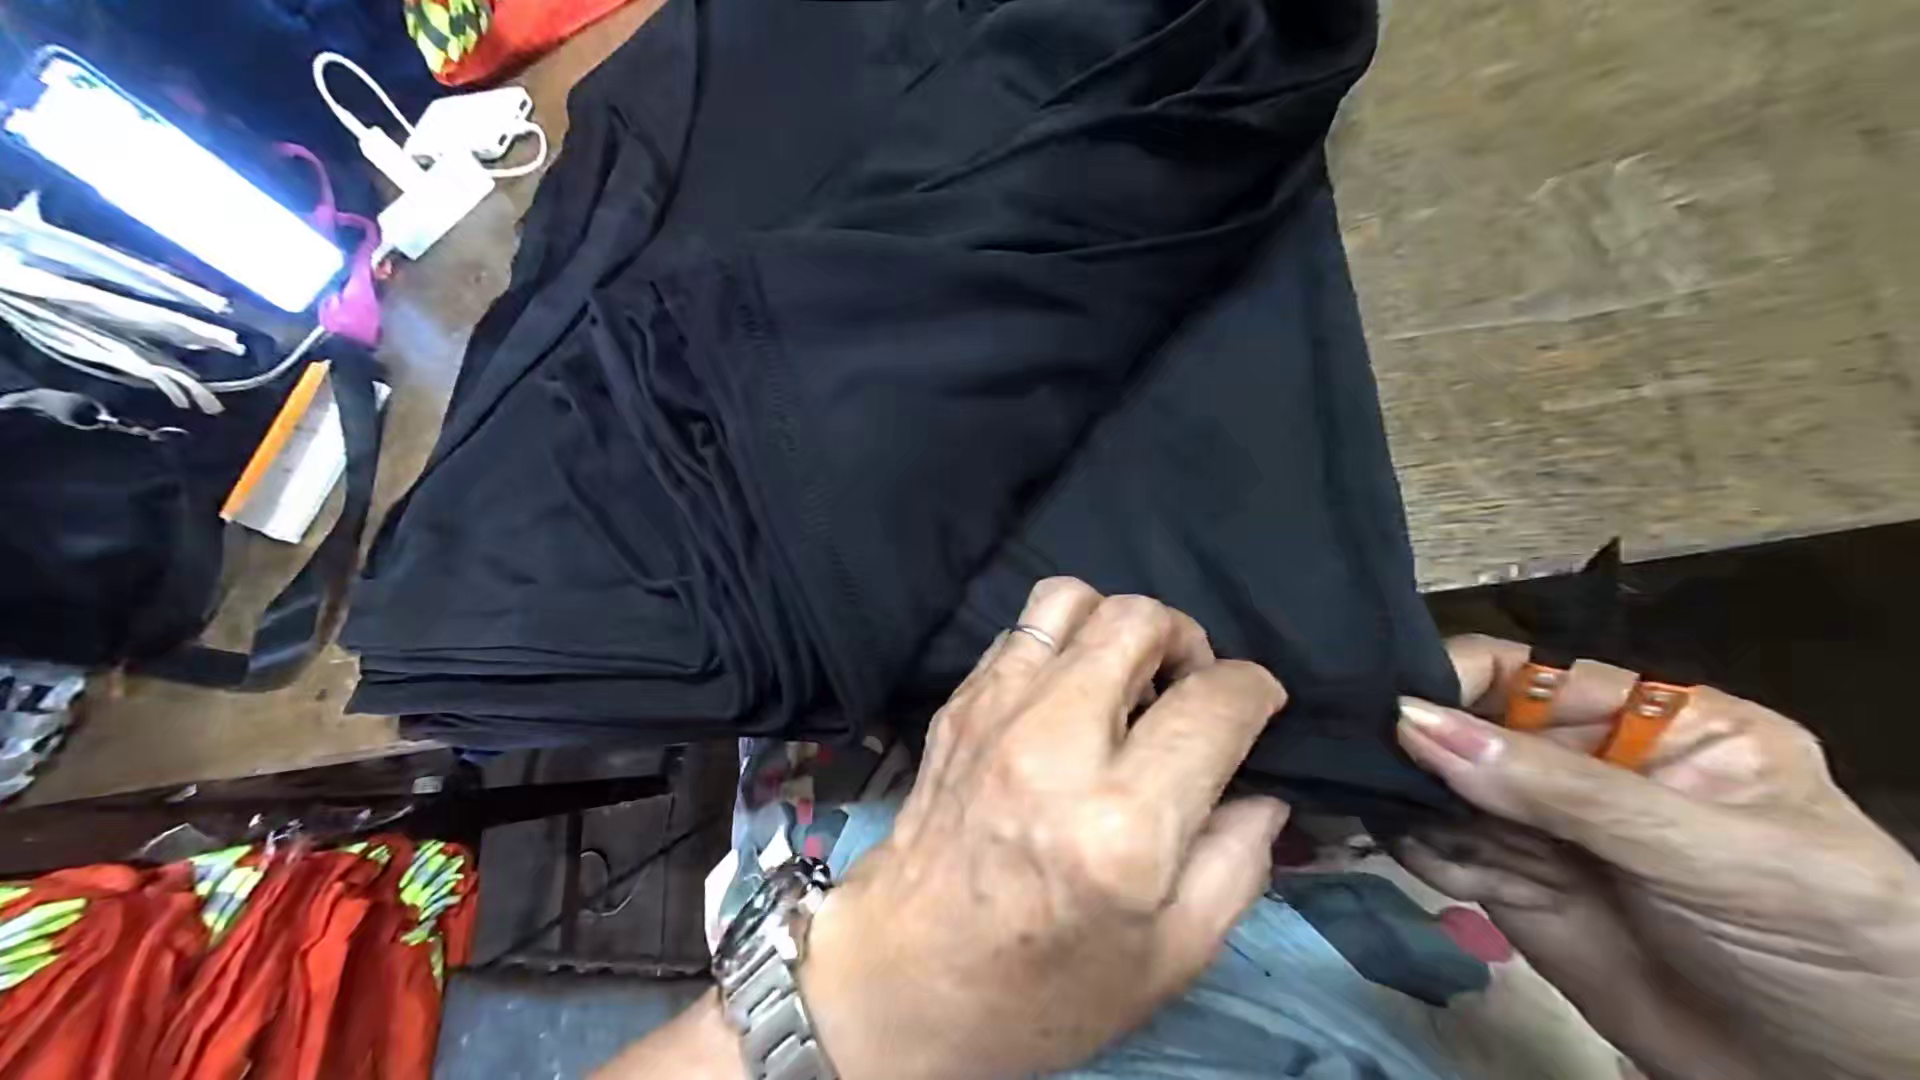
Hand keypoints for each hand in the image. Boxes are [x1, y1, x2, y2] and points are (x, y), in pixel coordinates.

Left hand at [799, 578, 1291, 1079]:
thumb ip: (1238, 864)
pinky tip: (1068, 691)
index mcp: (1121, 825)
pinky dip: (1061, 642)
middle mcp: (1053, 745)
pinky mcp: (960, 702)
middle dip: (1185, 638)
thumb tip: (1262, 786)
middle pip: (1137, 621)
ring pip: (1071, 598)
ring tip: (1126, 675)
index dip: (1253, 690)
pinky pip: (1022, 629)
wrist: (910, 969)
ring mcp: (995, 711)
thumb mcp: (1171, 958)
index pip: (1211, 705)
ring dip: (1116, 623)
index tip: (1256, 702)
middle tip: (1186, 685)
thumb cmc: (1045, 985)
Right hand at [1393, 635, 1919, 1079]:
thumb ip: (1563, 788)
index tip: (1385, 709)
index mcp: (1640, 720)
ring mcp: (1532, 818)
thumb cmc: (1832, 953)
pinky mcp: (1503, 873)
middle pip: (1454, 726)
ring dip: (1415, 808)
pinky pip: (1433, 846)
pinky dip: (1429, 858)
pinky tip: (1463, 881)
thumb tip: (1411, 720)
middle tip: (1369, 768)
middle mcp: (1573, 759)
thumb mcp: (1716, 854)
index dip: (1446, 680)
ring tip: (1437, 836)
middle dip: (1415, 750)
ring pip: (1431, 787)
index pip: (1514, 672)